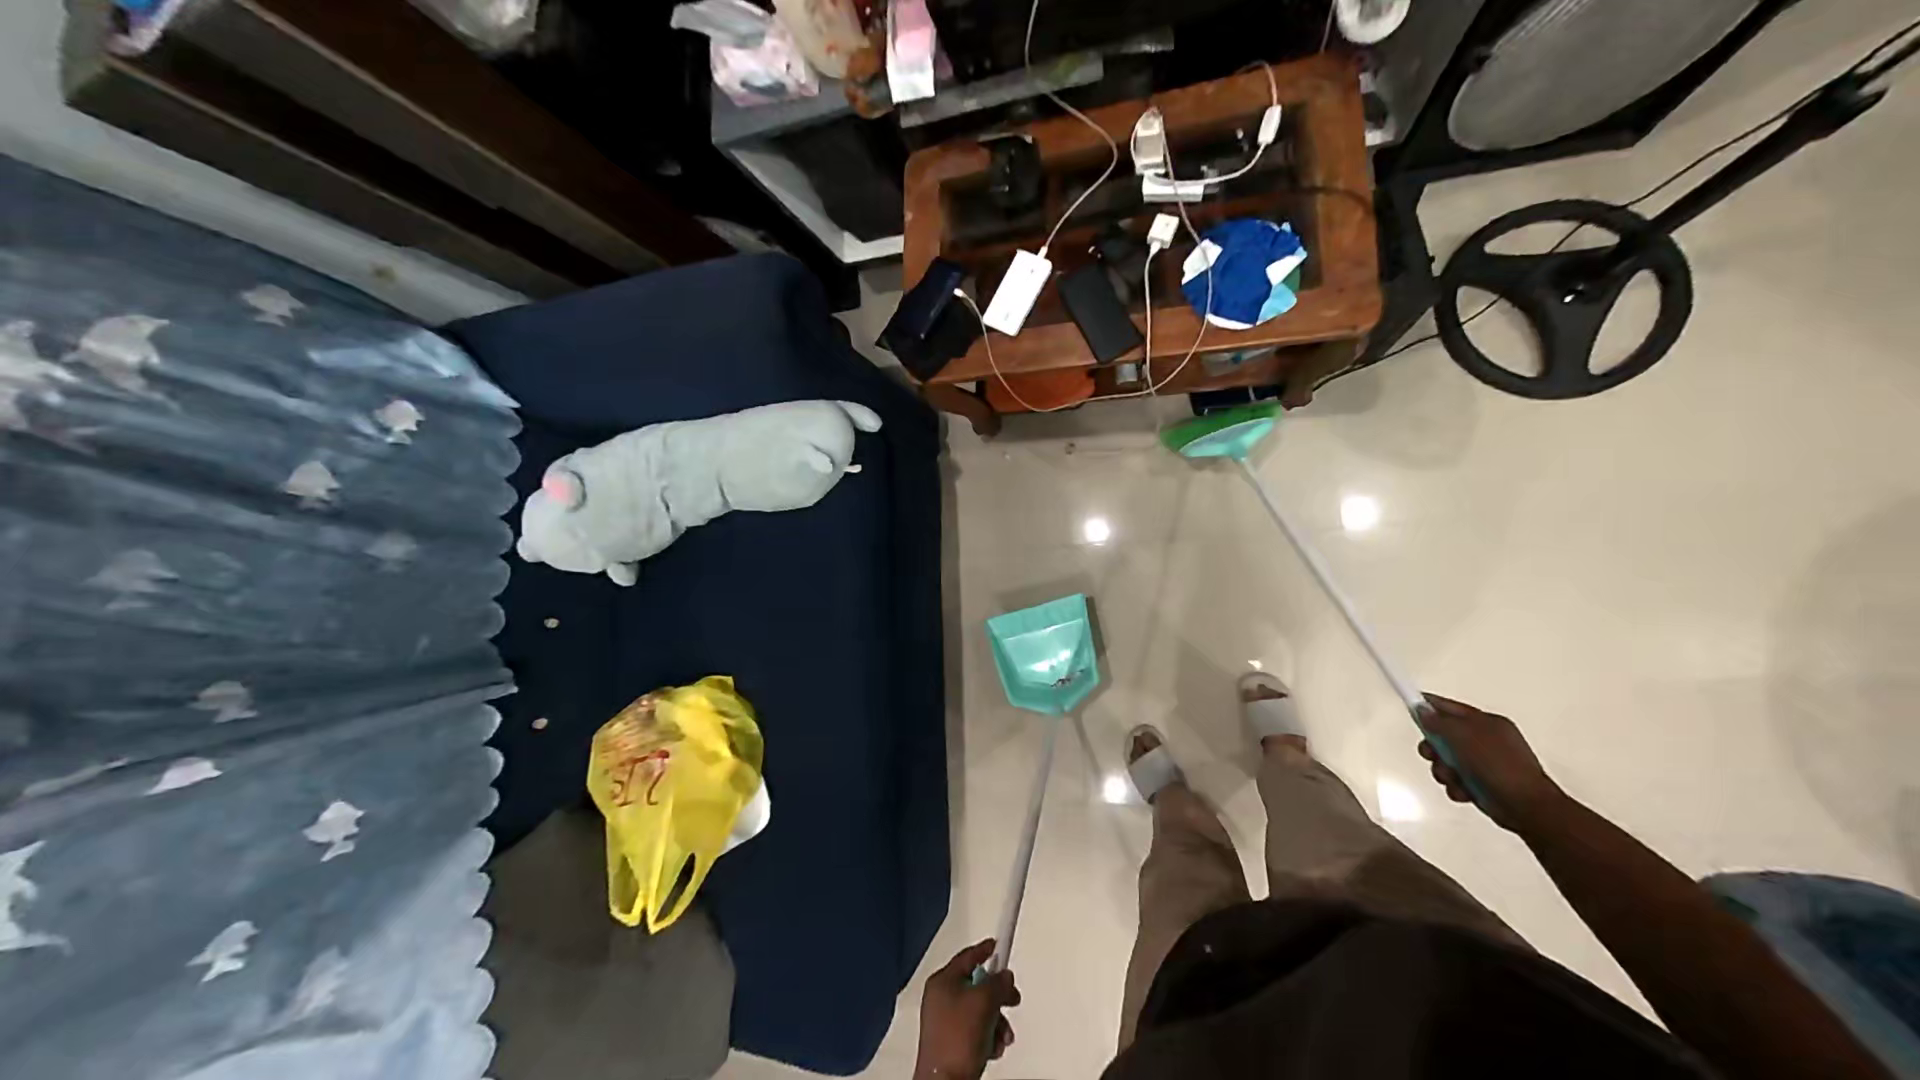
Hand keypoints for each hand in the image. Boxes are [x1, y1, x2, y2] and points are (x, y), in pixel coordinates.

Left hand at [913, 940, 1019, 1079]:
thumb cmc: (957, 1038)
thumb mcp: (983, 1002)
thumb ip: (997, 984)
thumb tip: (1005, 977)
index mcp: (943, 982)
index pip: (968, 957)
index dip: (985, 950)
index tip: (998, 945)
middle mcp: (942, 998)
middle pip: (978, 986)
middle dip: (997, 997)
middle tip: (1011, 1000)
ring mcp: (946, 1021)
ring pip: (981, 1010)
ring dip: (996, 1022)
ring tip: (1001, 1036)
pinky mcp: (952, 1042)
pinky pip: (977, 1030)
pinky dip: (989, 1037)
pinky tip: (992, 1048)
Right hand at [1419, 694, 1567, 831]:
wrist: (1527, 807)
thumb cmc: (1501, 767)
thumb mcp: (1465, 736)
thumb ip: (1439, 722)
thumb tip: (1422, 710)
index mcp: (1487, 723)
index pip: (1449, 708)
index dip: (1428, 706)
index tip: (1410, 705)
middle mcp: (1484, 741)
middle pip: (1442, 736)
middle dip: (1434, 747)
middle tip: (1433, 754)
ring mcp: (1483, 763)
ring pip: (1445, 760)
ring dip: (1444, 771)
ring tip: (1456, 778)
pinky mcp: (1481, 784)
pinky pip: (1454, 779)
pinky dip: (1456, 786)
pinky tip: (1466, 791)